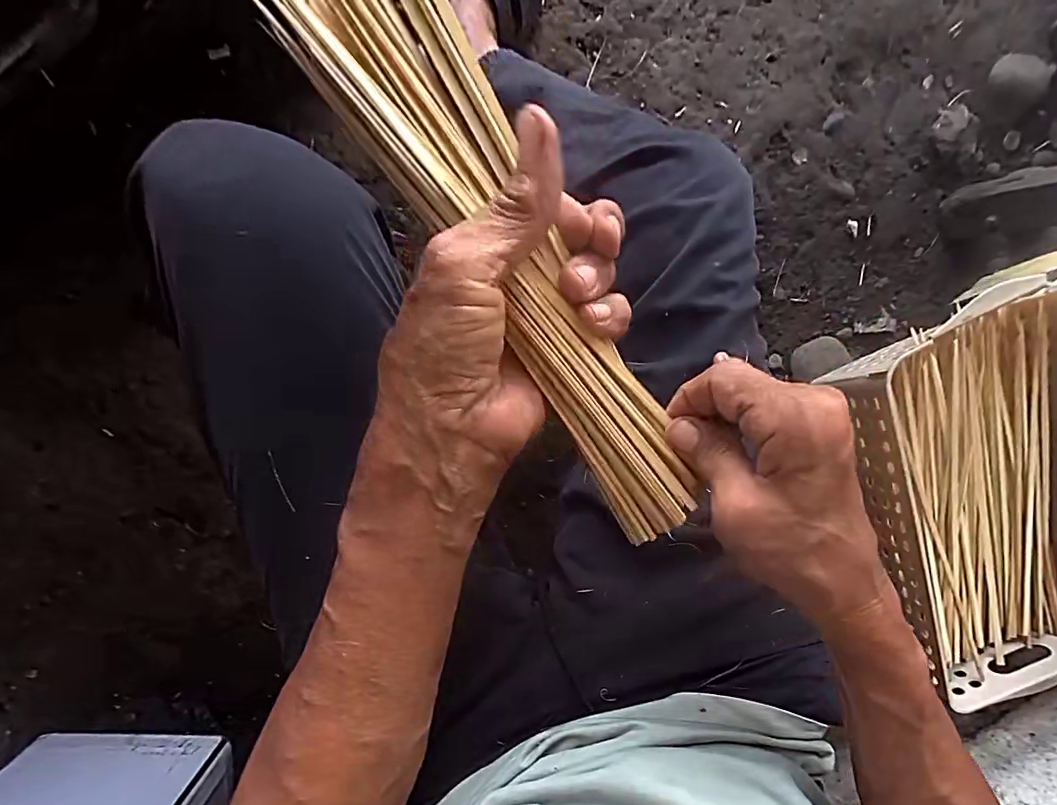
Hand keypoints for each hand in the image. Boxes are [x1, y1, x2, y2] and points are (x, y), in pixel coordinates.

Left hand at [373, 104, 630, 512]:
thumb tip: (539, 121)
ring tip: (576, 299)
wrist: (457, 431)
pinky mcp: (577, 350)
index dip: (560, 198)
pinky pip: (611, 318)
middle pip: (577, 232)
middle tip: (586, 246)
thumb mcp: (465, 264)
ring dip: (598, 276)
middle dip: (592, 233)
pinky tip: (592, 328)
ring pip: (600, 272)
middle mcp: (521, 273)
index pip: (536, 200)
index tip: (568, 212)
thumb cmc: (445, 346)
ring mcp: (552, 314)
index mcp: (484, 243)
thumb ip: (514, 206)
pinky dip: (610, 316)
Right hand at [665, 354, 895, 633]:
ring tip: (703, 451)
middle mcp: (816, 400)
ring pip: (757, 393)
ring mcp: (826, 411)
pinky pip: (775, 409)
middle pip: (743, 381)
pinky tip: (731, 449)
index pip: (726, 378)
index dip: (689, 397)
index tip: (669, 430)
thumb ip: (708, 453)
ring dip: (725, 417)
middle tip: (682, 445)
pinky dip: (748, 424)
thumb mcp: (736, 505)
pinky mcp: (827, 426)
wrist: (842, 579)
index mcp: (794, 416)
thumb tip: (679, 426)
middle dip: (706, 408)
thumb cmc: (789, 550)